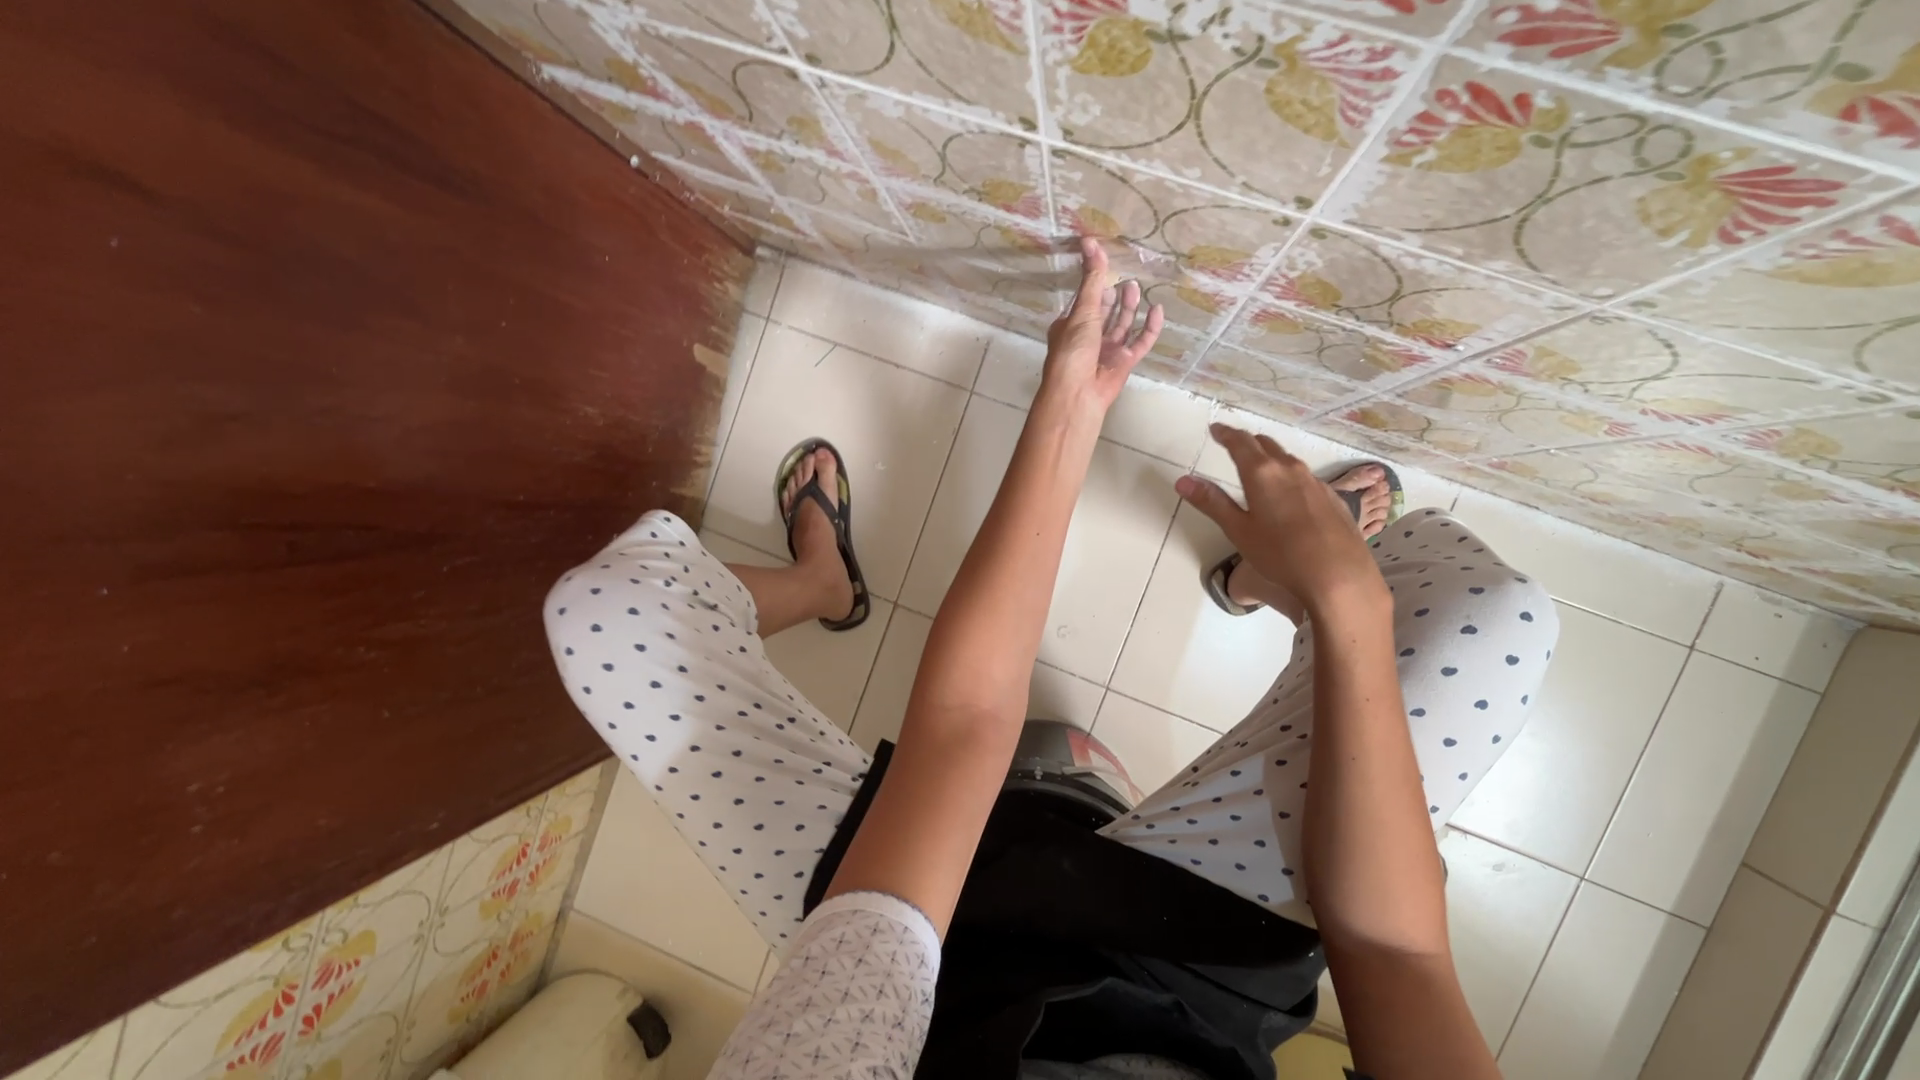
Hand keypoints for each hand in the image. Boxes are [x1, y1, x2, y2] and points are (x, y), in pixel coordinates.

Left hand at [1041, 236, 1164, 411]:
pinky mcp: (1124, 362)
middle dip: (1113, 294)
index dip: (1093, 283)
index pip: (1084, 299)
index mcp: (1070, 325)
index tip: (1105, 263)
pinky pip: (1140, 342)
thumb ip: (1091, 278)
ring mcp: (1106, 351)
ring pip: (1122, 325)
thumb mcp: (1083, 310)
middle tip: (1125, 275)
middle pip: (1104, 312)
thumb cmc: (1073, 351)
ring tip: (1136, 286)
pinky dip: (1149, 328)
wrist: (1078, 393)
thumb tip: (1089, 241)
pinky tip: (1158, 310)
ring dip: (1129, 307)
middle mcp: (1087, 337)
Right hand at [1175, 424, 1388, 619]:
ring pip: (1287, 459)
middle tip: (1233, 444)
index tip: (1215, 429)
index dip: (1225, 434)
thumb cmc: (1280, 554)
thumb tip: (1182, 481)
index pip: (1240, 443)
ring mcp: (1315, 481)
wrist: (1338, 575)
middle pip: (1265, 444)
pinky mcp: (1332, 496)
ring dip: (1269, 457)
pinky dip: (1288, 475)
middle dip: (1247, 442)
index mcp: (1262, 473)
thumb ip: (1212, 502)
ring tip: (1259, 466)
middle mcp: (1290, 469)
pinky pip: (1304, 476)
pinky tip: (1288, 495)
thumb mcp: (1238, 531)